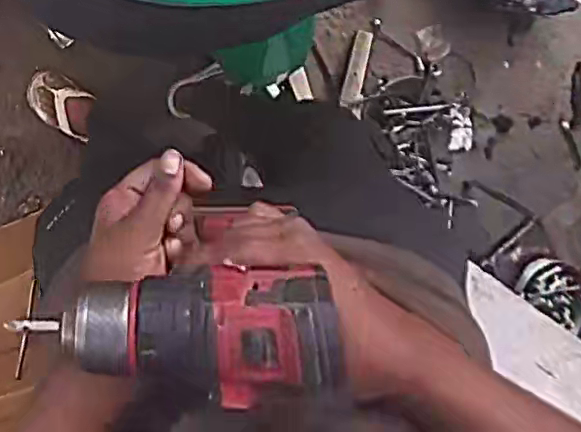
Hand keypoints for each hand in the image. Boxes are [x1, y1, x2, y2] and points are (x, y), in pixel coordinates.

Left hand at [80, 149, 212, 282]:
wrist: (119, 326)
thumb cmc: (110, 277)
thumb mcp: (138, 229)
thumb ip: (159, 193)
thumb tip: (173, 159)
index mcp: (124, 199)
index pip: (158, 170)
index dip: (180, 173)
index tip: (202, 183)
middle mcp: (137, 214)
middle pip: (176, 196)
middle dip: (179, 214)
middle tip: (169, 229)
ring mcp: (152, 237)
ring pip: (184, 222)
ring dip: (183, 236)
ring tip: (170, 251)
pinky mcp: (165, 258)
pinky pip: (188, 245)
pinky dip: (187, 253)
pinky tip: (175, 262)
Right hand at [180, 203, 420, 399]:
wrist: (395, 348)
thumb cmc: (359, 351)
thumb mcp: (304, 355)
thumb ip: (260, 356)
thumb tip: (222, 361)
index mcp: (295, 254)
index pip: (234, 246)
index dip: (203, 260)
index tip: (185, 275)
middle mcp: (297, 235)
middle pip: (237, 230)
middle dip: (206, 248)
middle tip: (186, 269)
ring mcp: (302, 232)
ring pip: (249, 220)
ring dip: (222, 236)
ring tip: (204, 258)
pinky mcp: (307, 236)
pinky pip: (265, 219)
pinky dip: (244, 227)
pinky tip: (234, 243)